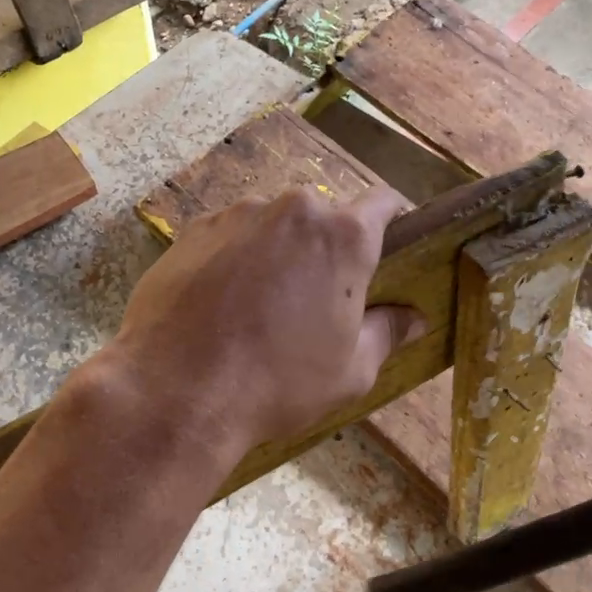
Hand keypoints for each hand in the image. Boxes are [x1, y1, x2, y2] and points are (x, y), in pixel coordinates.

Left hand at [106, 186, 425, 450]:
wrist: (176, 389)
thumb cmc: (278, 382)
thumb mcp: (350, 371)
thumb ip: (387, 332)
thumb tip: (415, 316)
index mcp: (342, 236)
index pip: (384, 203)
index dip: (391, 219)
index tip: (389, 243)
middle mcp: (294, 209)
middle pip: (323, 217)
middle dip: (324, 247)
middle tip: (314, 296)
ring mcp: (240, 214)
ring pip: (274, 224)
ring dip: (277, 250)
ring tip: (258, 304)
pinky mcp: (196, 227)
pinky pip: (231, 235)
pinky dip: (235, 257)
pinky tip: (220, 302)